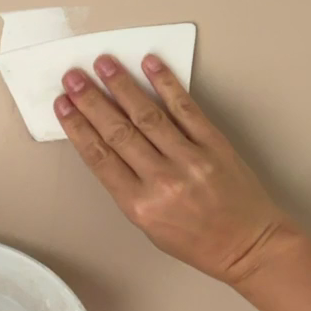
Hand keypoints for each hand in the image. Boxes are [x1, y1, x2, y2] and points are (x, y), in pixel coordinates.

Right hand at [54, 54, 301, 287]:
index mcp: (139, 205)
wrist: (249, 245)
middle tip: (73, 77)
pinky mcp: (215, 145)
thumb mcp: (147, 224)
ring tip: (104, 64)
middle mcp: (162, 181)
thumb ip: (125, 184)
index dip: (77, 126)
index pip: (99, 156)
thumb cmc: (196, 239)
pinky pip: (186, 109)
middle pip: (118, 131)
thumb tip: (103, 141)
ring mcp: (190, 160)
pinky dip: (166, 84)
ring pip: (148, 115)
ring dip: (122, 86)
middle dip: (91, 101)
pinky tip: (150, 65)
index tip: (62, 104)